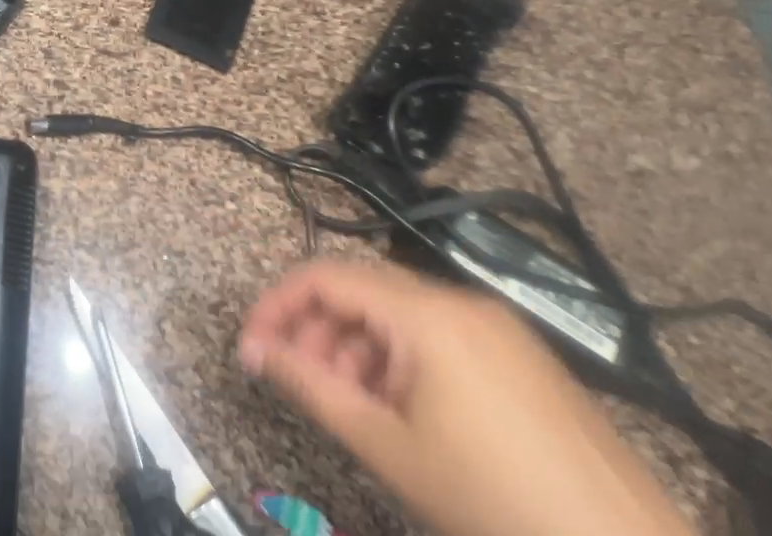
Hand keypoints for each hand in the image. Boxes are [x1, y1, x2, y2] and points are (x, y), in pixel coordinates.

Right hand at [239, 260, 693, 535]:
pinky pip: (437, 334)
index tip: (251, 347)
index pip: (325, 276)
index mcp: (427, 315)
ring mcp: (499, 327)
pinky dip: (399, 359)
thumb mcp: (383, 441)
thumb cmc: (491, 495)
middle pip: (360, 289)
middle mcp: (463, 303)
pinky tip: (400, 410)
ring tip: (351, 405)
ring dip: (356, 348)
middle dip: (316, 330)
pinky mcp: (520, 355)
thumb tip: (255, 350)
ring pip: (397, 313)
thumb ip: (308, 384)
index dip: (276, 305)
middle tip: (297, 380)